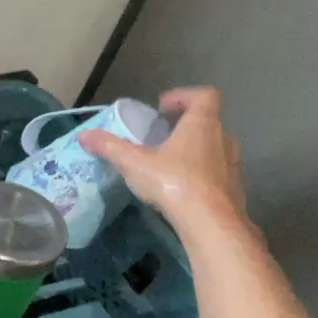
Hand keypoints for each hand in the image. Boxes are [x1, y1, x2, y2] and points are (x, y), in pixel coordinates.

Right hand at [81, 87, 247, 235]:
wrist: (210, 220)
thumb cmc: (174, 182)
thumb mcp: (134, 163)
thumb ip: (110, 147)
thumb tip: (84, 135)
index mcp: (201, 124)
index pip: (204, 96)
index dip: (183, 96)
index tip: (162, 107)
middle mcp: (222, 137)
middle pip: (207, 120)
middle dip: (184, 124)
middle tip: (160, 136)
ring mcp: (231, 161)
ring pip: (213, 145)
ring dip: (194, 147)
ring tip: (169, 162)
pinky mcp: (234, 184)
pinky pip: (217, 168)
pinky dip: (201, 169)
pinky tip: (182, 186)